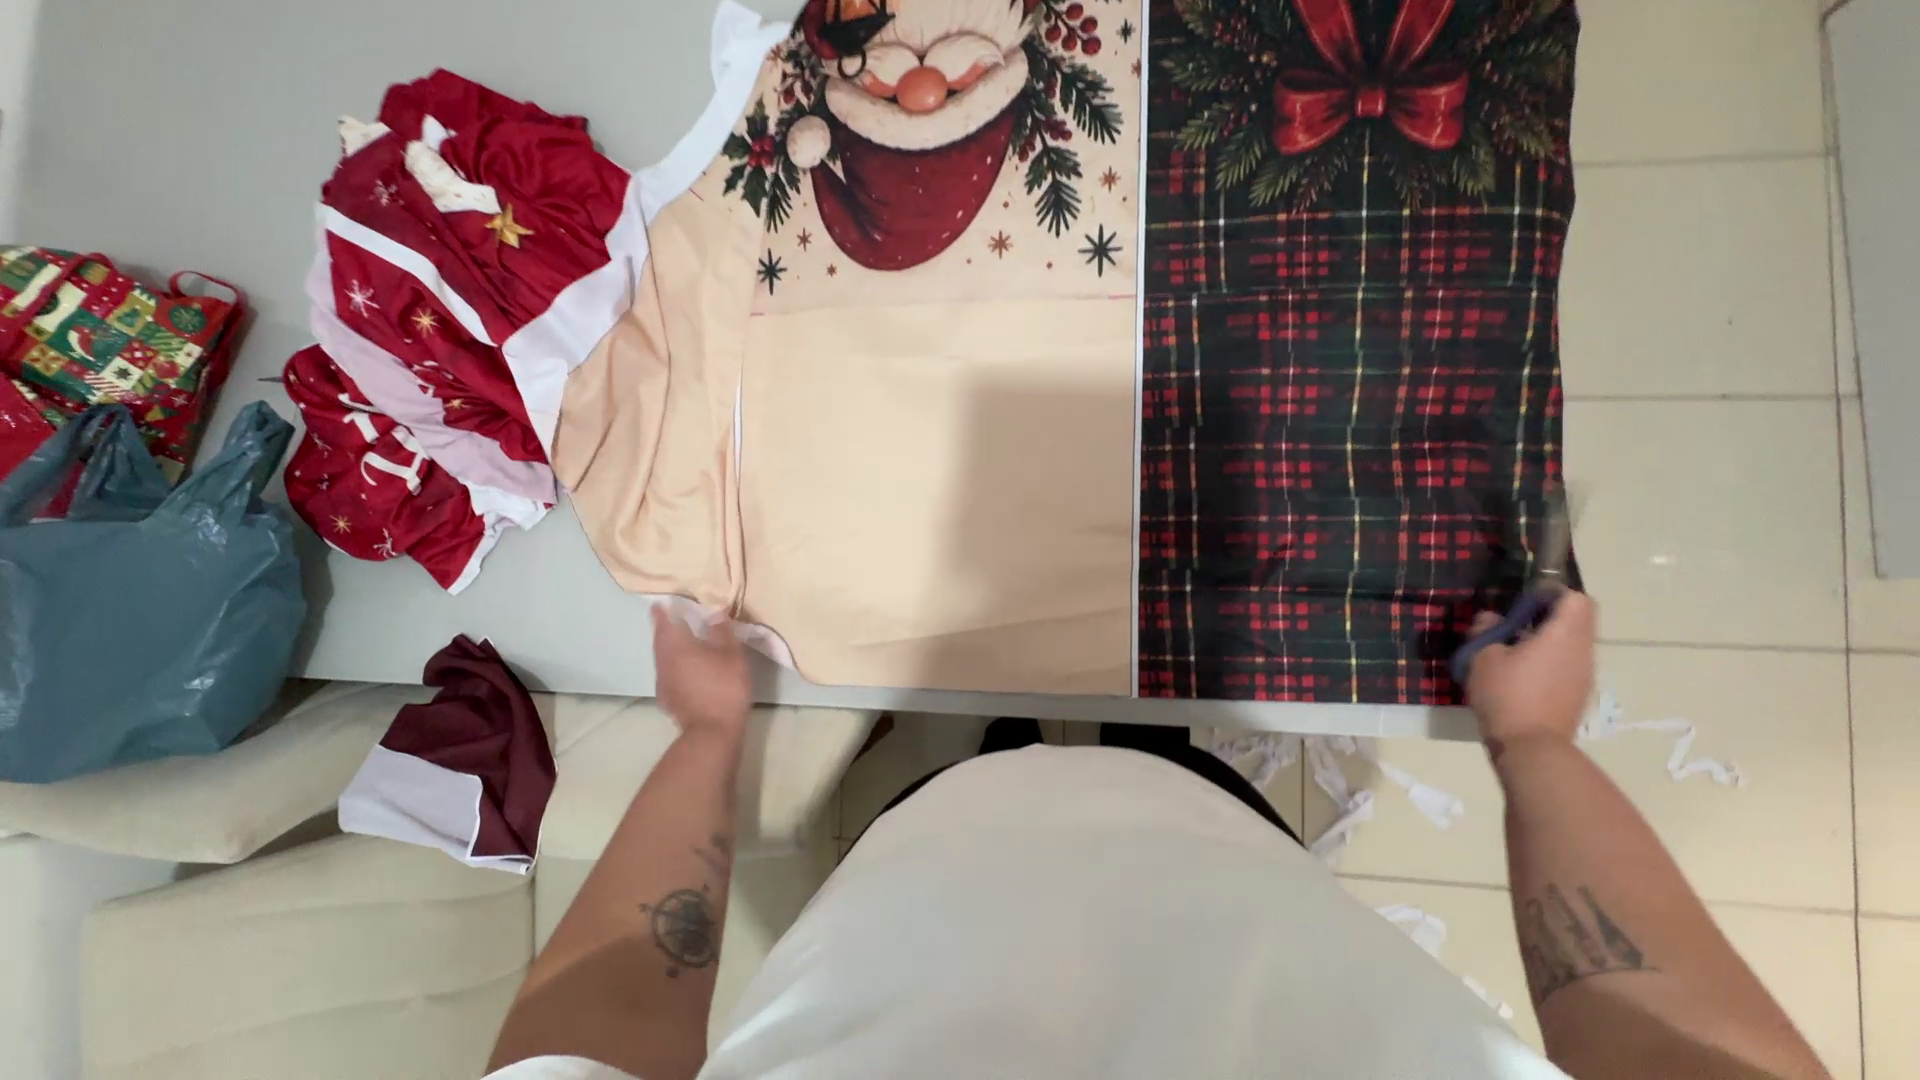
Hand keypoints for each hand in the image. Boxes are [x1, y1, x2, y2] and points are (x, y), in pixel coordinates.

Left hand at [651, 605, 751, 741]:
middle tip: (674, 621)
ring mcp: (663, 682)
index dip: (663, 612)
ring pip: (663, 659)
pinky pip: (668, 674)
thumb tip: (715, 615)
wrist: (712, 732)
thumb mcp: (732, 656)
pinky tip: (686, 671)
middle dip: (665, 630)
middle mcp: (664, 662)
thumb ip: (723, 633)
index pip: (664, 623)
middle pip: (660, 641)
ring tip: (683, 644)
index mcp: (677, 646)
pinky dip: (674, 666)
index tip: (662, 604)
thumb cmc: (724, 687)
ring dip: (670, 649)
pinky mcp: (667, 699)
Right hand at [1465, 589, 1596, 751]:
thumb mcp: (1482, 657)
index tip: (1524, 603)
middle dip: (1550, 616)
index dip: (1552, 594)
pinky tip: (1524, 675)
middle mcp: (1582, 650)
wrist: (1531, 746)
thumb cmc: (1505, 695)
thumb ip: (1487, 631)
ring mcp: (1585, 673)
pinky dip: (1552, 660)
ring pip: (1574, 642)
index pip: (1576, 599)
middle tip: (1517, 625)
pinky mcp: (1580, 692)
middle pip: (1580, 619)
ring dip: (1550, 639)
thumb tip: (1491, 618)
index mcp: (1562, 635)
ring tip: (1516, 652)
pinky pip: (1570, 663)